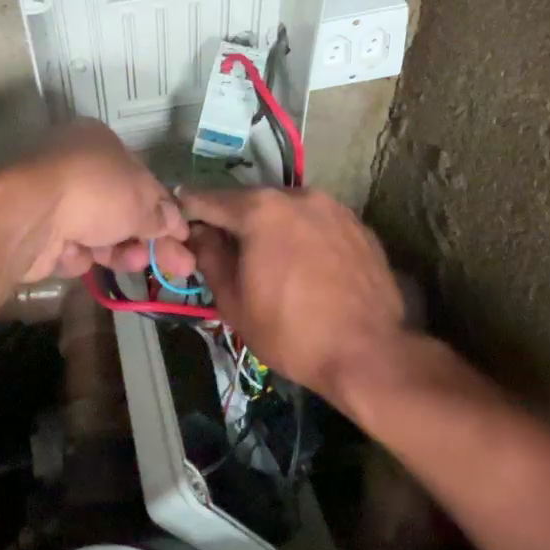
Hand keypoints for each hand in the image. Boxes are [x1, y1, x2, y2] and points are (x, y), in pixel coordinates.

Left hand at [17, 121, 187, 281]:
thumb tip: (175, 224)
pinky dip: (78, 255)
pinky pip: (70, 248)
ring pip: (97, 232)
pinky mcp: (36, 233)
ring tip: (134, 263)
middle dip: (149, 239)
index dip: (163, 208)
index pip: (140, 178)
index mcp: (99, 142)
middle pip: (121, 209)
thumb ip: (160, 214)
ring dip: (120, 251)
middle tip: (179, 266)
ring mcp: (53, 200)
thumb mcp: (141, 199)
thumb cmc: (94, 190)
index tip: (182, 236)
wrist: (28, 215)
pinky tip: (76, 254)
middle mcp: (75, 167)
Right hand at [175, 188, 406, 395]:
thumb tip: (199, 234)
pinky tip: (304, 266)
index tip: (180, 228)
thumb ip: (210, 258)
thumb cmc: (291, 332)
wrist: (370, 353)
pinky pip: (317, 222)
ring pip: (287, 210)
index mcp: (261, 210)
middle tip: (223, 250)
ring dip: (271, 227)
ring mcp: (334, 208)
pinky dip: (303, 235)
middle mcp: (298, 195)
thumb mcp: (234, 302)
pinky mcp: (359, 225)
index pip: (208, 199)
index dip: (189, 213)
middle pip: (251, 201)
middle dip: (233, 221)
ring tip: (267, 260)